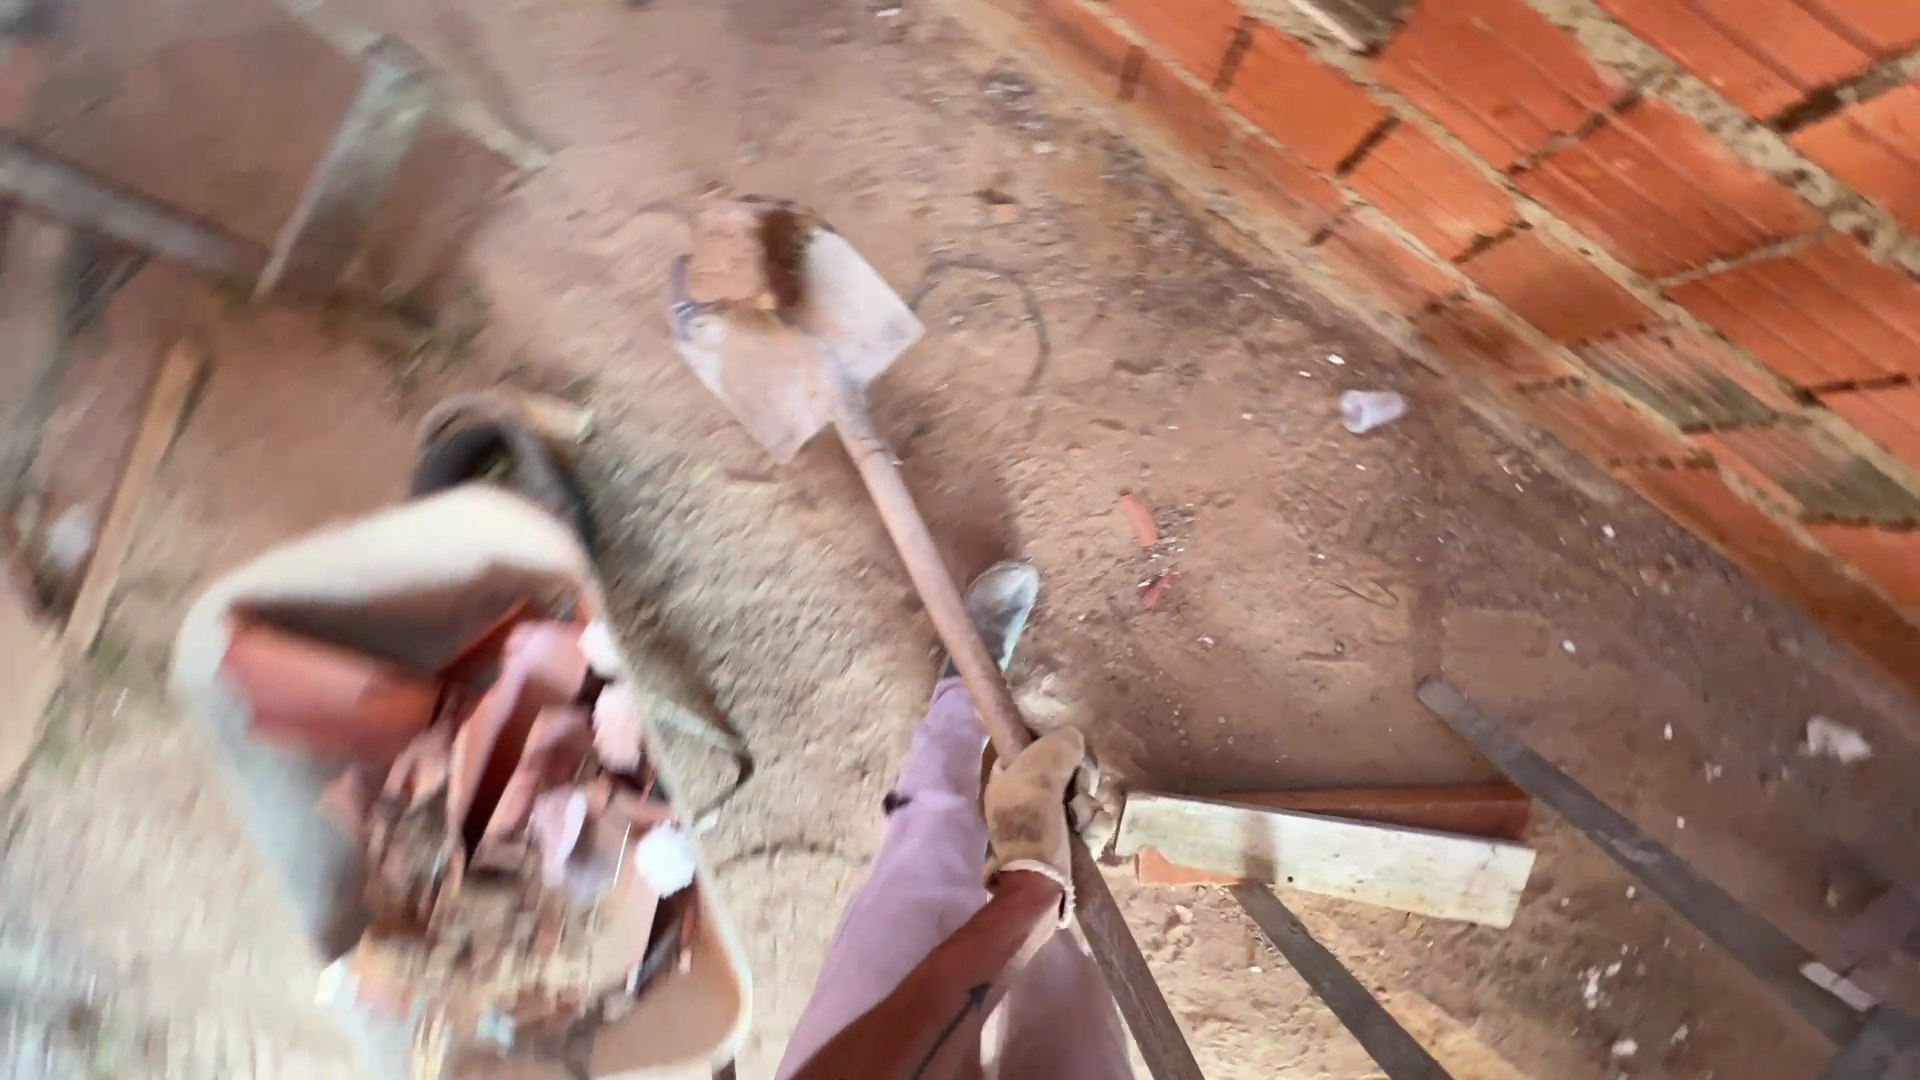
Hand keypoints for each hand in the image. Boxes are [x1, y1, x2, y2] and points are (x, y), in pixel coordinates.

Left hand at [984, 728, 1096, 925]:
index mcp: (1004, 778)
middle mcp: (1018, 797)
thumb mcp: (1041, 775)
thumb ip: (1057, 748)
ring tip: (1081, 819)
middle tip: (1078, 791)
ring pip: (1075, 796)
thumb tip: (1073, 737)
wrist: (1040, 883)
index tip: (1068, 754)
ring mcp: (1040, 821)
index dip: (1050, 746)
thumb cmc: (1032, 824)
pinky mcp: (1060, 840)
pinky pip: (1083, 820)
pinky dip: (1089, 825)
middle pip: (1060, 772)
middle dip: (1076, 781)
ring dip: (1085, 806)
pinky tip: (1088, 832)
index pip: (1029, 747)